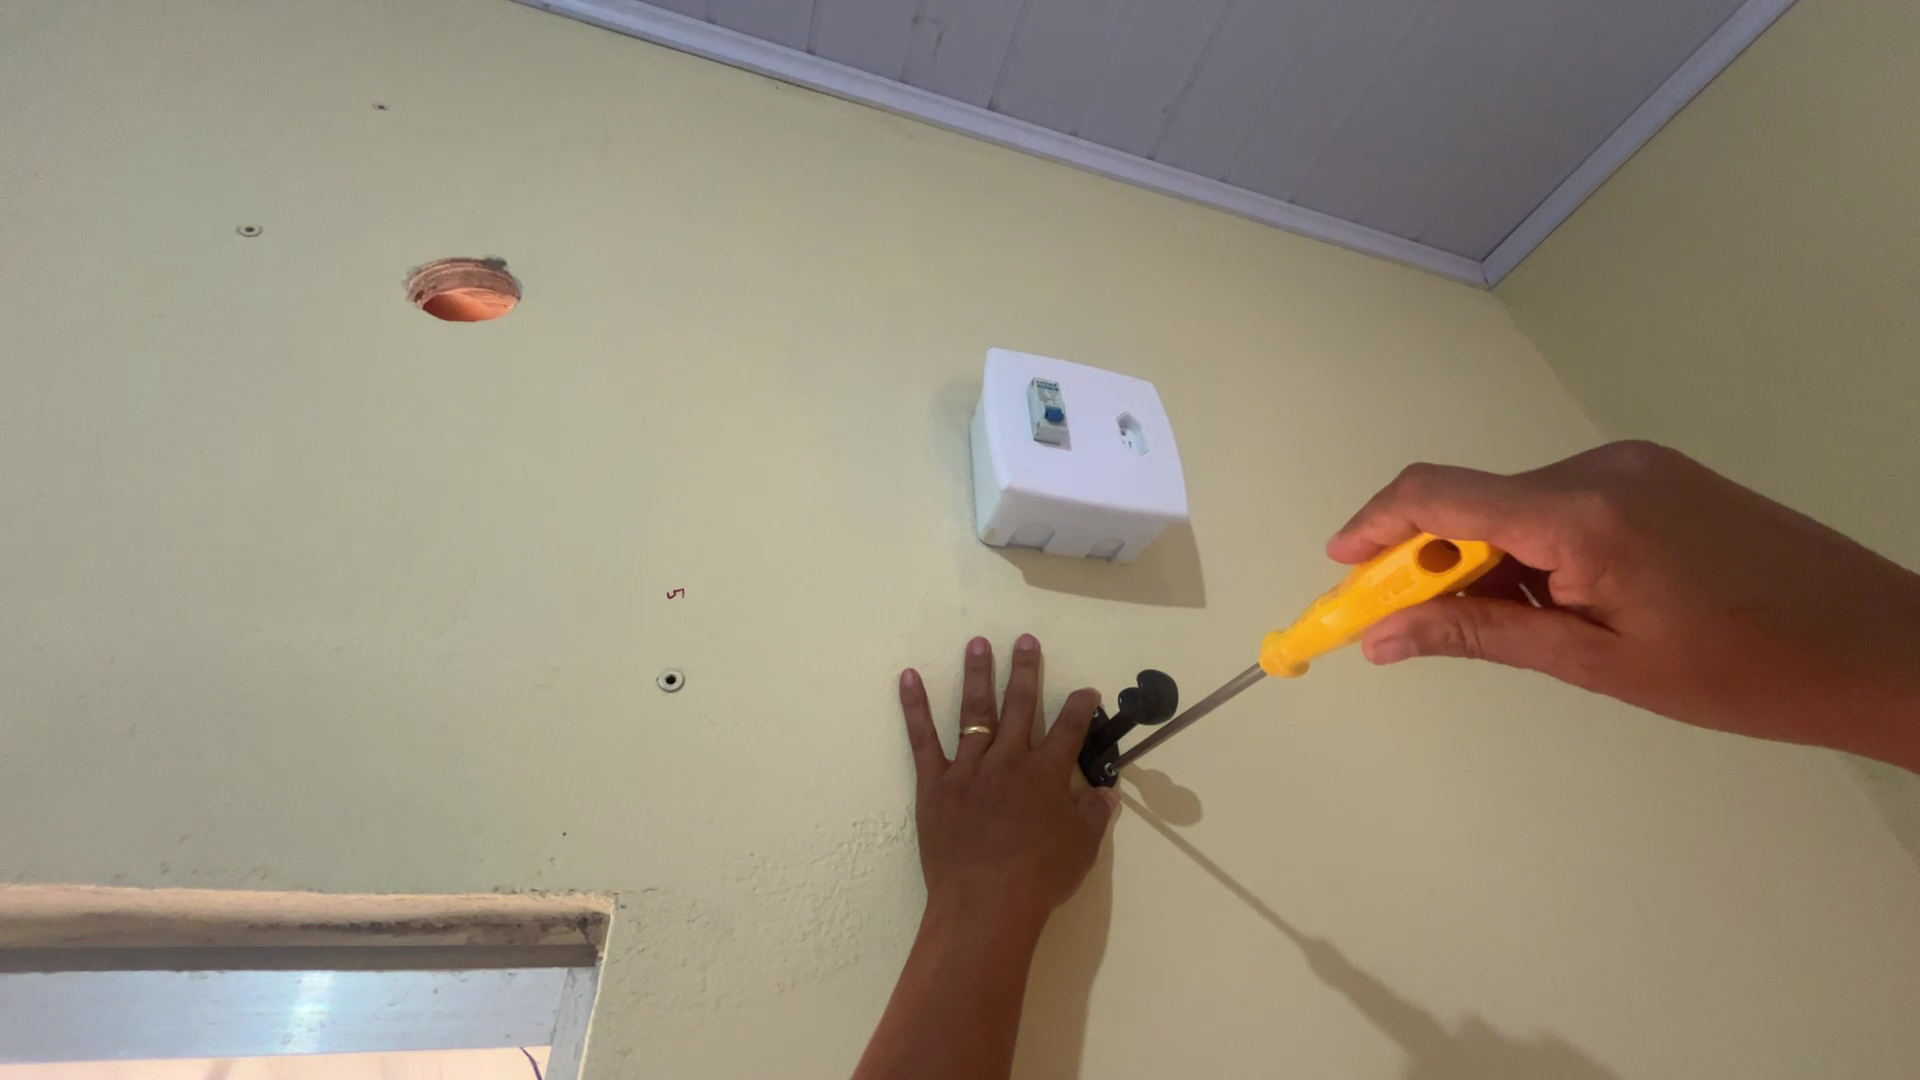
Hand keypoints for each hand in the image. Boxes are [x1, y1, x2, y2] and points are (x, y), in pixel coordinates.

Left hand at [899, 634, 1118, 932]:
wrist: (987, 902)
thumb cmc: (1039, 876)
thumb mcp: (1082, 847)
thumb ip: (1095, 814)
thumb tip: (1108, 792)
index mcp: (1045, 773)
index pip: (1070, 728)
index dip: (1081, 706)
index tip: (1087, 690)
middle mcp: (1009, 759)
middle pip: (1021, 704)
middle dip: (1025, 669)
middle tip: (1025, 639)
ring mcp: (969, 767)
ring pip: (976, 711)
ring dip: (978, 674)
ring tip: (977, 643)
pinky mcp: (936, 782)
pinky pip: (923, 739)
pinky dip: (914, 706)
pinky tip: (908, 677)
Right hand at [1329, 441, 1919, 770]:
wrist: (1899, 648)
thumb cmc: (1745, 672)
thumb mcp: (1593, 663)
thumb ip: (1475, 635)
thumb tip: (1380, 640)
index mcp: (1581, 514)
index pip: (1437, 496)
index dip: (1372, 526)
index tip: (1341, 567)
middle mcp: (1595, 470)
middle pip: (1464, 501)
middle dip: (1417, 557)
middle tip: (1401, 615)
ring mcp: (1625, 465)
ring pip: (1502, 504)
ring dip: (1471, 556)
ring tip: (1494, 617)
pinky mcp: (1645, 474)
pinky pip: (1544, 503)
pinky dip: (1515, 546)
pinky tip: (1544, 593)